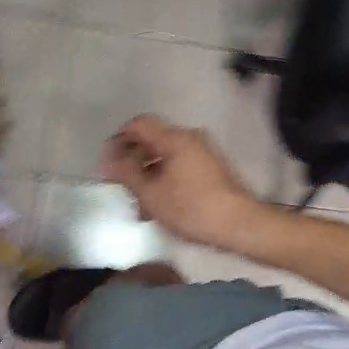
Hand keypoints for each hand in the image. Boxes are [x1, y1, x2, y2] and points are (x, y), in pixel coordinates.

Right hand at [100, 114, 261, 248]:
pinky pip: (180, 166)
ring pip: (166, 156)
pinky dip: (165, 179)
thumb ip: (127, 173)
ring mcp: (204, 152)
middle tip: (120, 185)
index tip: (108, 163)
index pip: (139, 124)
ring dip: (149, 175)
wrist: (239, 224)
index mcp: (175, 138)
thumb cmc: (192, 208)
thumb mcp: (152, 194)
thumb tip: (109, 160)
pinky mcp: (212, 168)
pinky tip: (158, 206)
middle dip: (133, 161)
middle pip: (153, 140)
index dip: (119, 139)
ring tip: (138, 204)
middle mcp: (191, 138)